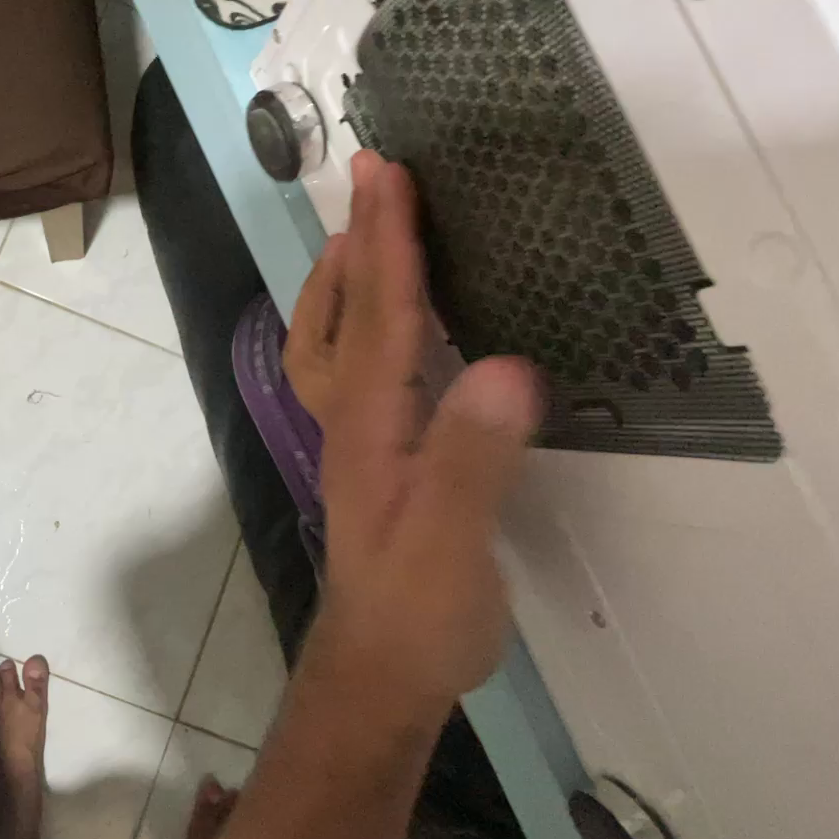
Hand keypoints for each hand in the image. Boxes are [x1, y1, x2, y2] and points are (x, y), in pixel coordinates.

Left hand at [287, 151, 542, 710]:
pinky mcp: (374, 455)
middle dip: (359, 240)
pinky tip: (387, 322)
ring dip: (346, 278)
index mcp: (371, 423)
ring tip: (366, 233)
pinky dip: (362, 324)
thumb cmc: (417, 610)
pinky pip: (356, 367)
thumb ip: (473, 459)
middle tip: (374, 178)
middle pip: (347, 313)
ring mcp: (357, 436)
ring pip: (334, 339)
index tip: (387, 173)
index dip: (386, 240)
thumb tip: (503, 369)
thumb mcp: (452, 543)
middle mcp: (352, 417)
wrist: (381, 665)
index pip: (380, 315)